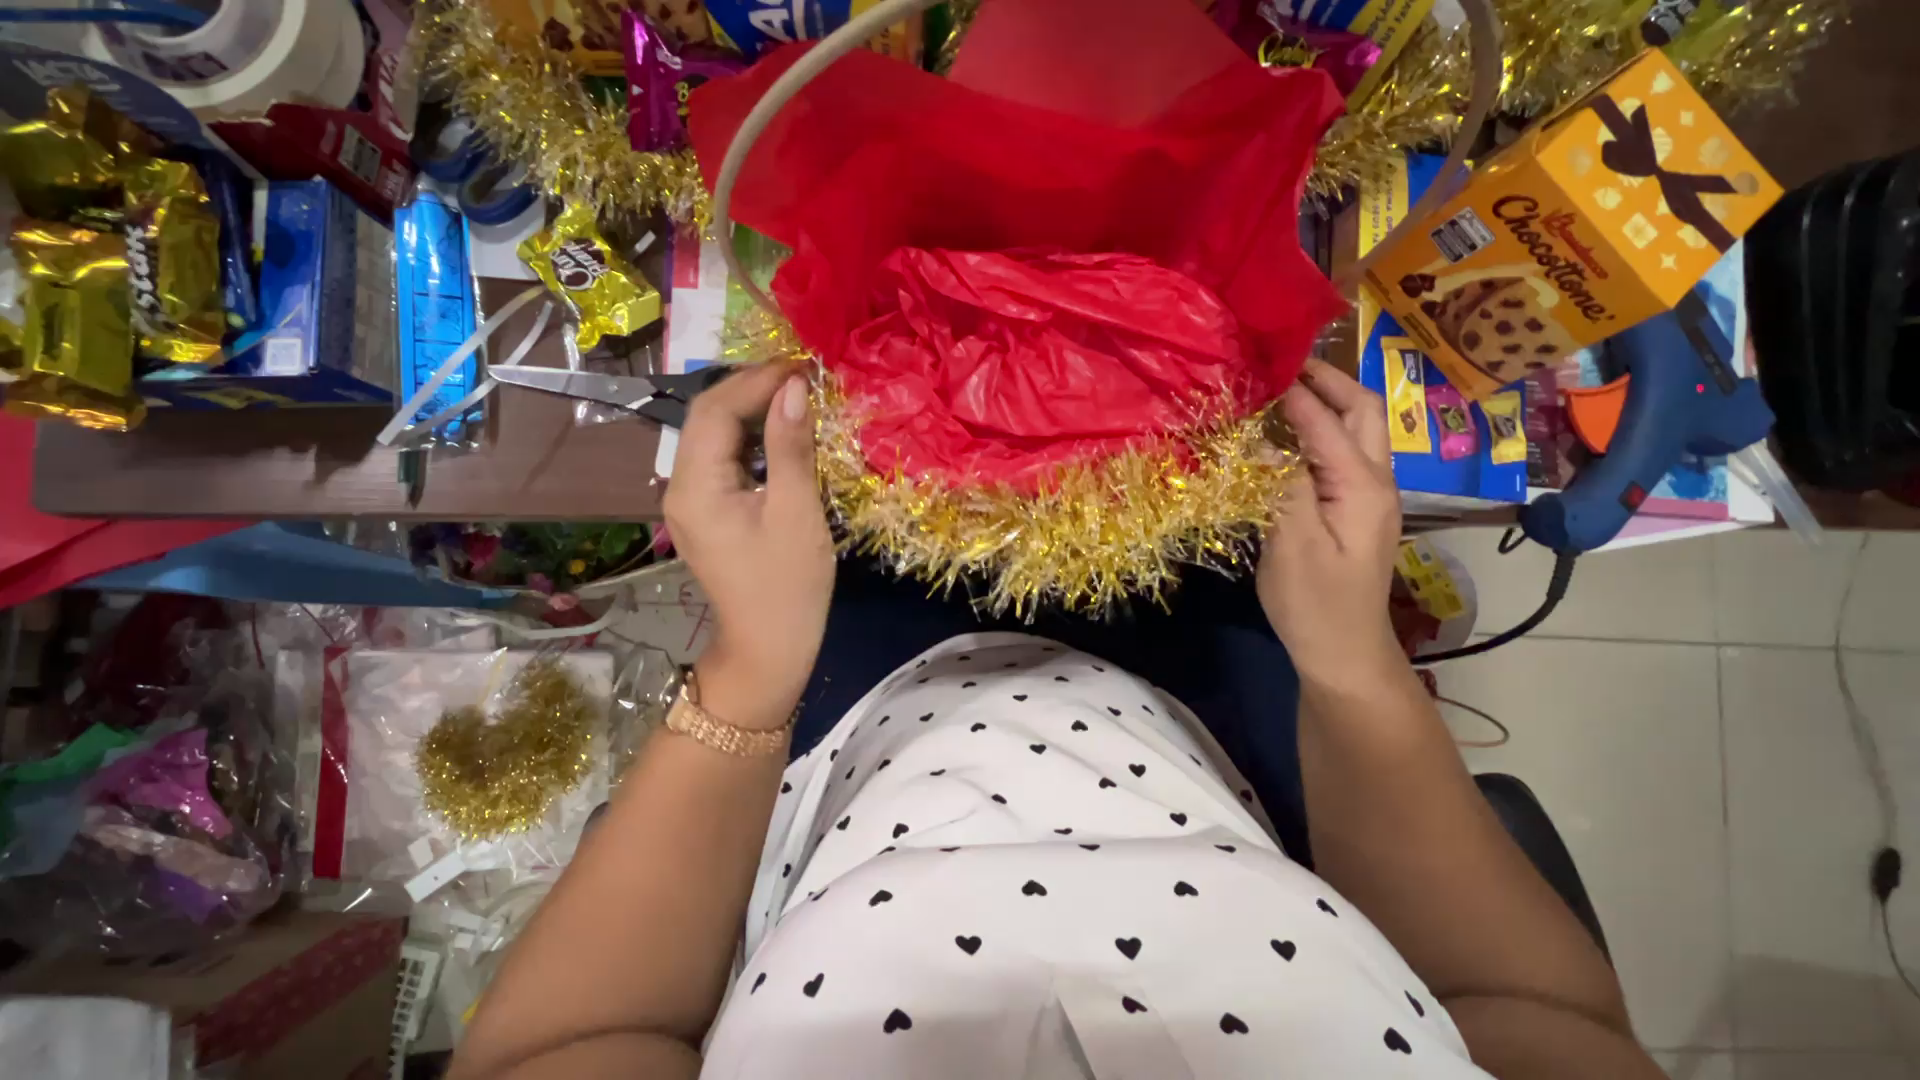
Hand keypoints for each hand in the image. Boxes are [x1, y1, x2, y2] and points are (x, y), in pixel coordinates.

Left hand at [663, 363, 834, 728]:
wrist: (769, 647)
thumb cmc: (788, 586)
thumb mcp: (796, 512)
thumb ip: (791, 446)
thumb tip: (794, 387)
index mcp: (696, 486)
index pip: (716, 409)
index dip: (756, 379)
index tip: (802, 365)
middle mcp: (680, 487)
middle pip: (707, 417)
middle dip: (751, 388)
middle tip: (801, 374)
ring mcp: (689, 501)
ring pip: (713, 435)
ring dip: (750, 409)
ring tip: (795, 393)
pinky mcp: (705, 512)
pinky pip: (722, 459)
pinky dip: (750, 437)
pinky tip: (780, 431)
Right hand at [1257, 359, 1406, 691]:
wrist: (1345, 652)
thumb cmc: (1315, 603)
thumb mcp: (1292, 545)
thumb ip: (1282, 485)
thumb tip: (1264, 441)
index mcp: (1361, 487)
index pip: (1326, 423)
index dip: (1296, 392)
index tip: (1264, 362)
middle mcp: (1375, 483)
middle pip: (1363, 413)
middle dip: (1329, 382)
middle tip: (1284, 364)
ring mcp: (1370, 498)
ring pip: (1358, 433)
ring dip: (1328, 405)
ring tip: (1283, 391)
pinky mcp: (1356, 513)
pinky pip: (1343, 457)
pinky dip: (1320, 434)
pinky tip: (1288, 438)